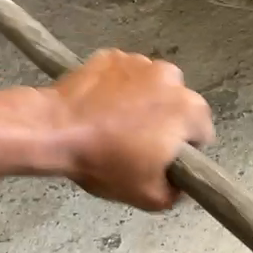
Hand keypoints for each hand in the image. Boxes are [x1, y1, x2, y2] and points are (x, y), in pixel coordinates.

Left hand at [48, 49, 213, 210]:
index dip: (180, 151)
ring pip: (148, 86)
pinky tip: (95, 105)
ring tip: (109, 123)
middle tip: (130, 143)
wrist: (52, 130)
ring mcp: (138, 61)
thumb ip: (176, 192)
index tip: (156, 160)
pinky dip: (112, 87)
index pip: (200, 134)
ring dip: (137, 101)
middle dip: (160, 122)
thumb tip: (177, 184)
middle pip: (175, 105)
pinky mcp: (109, 56)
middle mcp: (171, 77)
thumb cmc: (104, 161)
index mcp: (190, 109)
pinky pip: (119, 74)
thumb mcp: (149, 197)